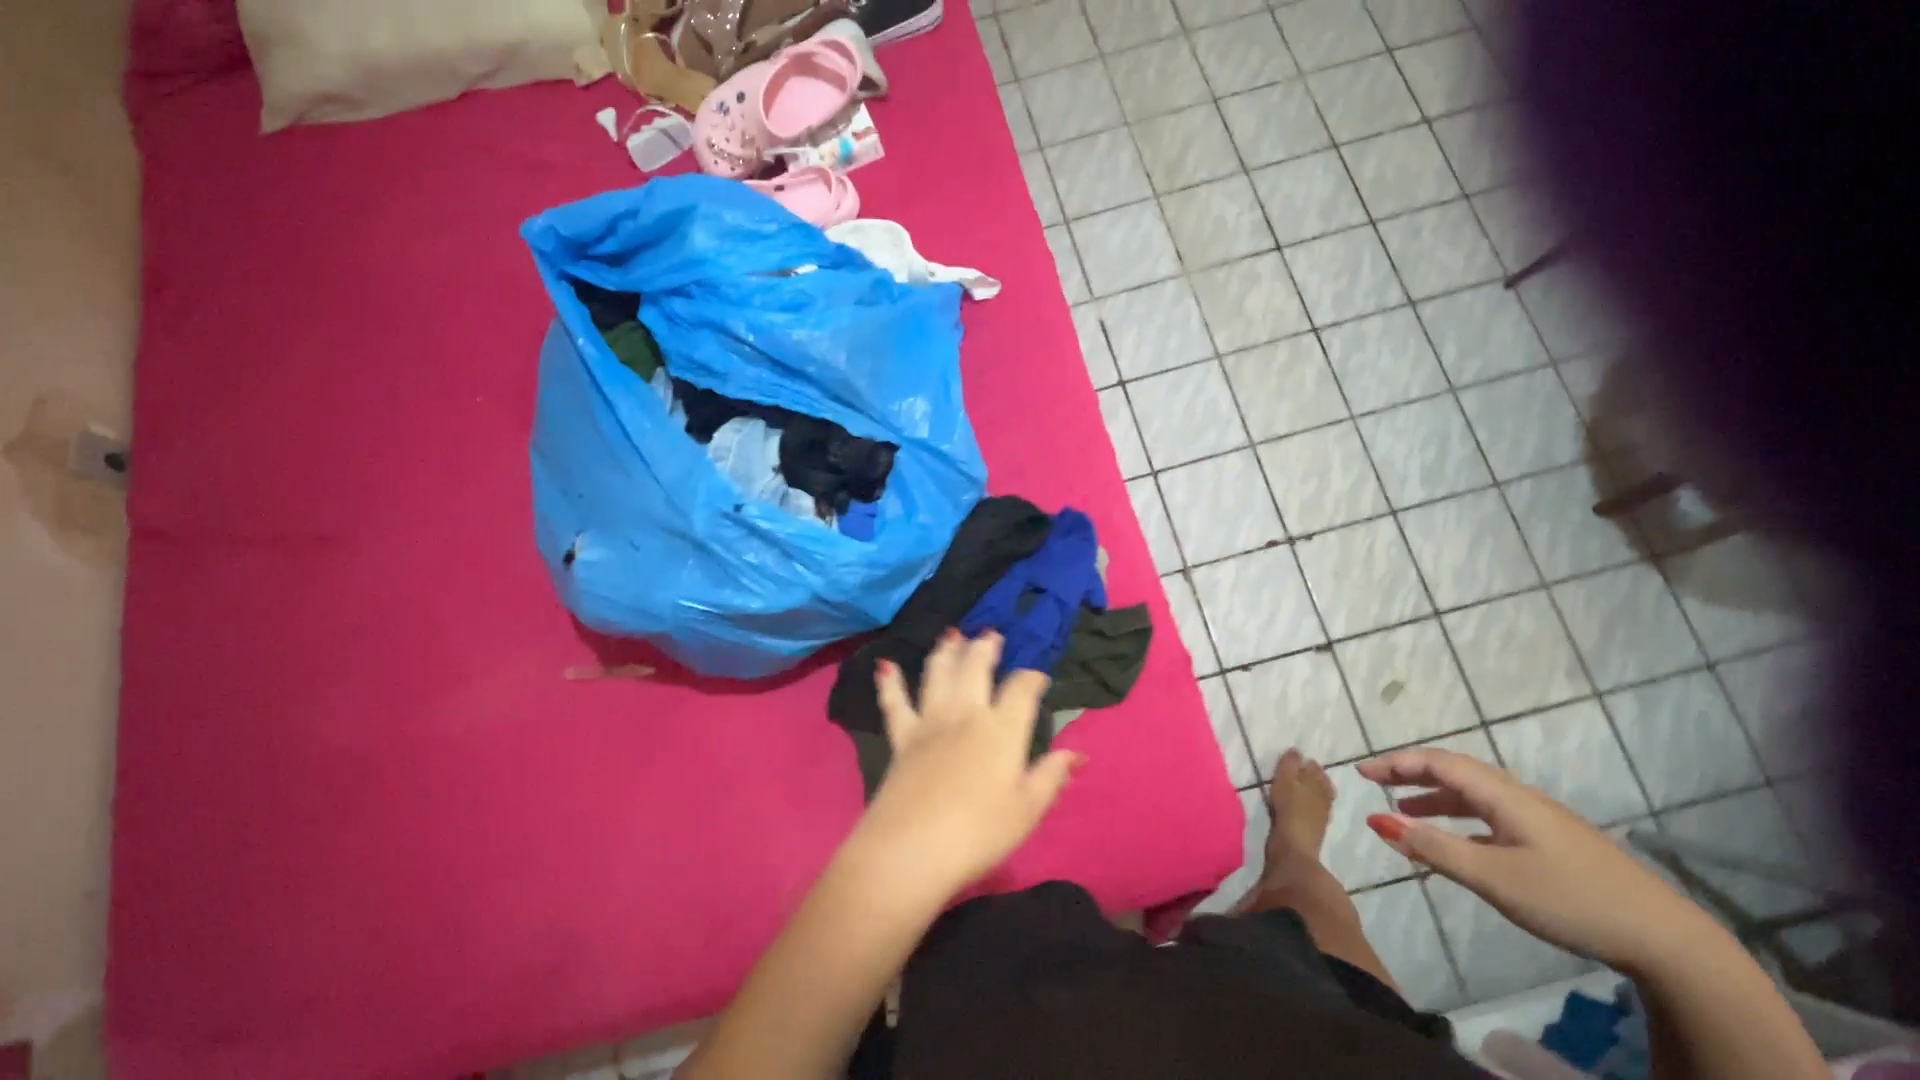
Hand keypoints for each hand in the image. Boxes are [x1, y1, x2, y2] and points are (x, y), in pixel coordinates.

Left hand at [854, 630, 1082, 892]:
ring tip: (952, 634)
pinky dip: (890, 683)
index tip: (1038, 675)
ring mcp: (930, 723)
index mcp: (1003, 730)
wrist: (912, 848)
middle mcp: (966, 715)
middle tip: (991, 634)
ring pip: (938, 675)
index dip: (1032, 677)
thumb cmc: (979, 833)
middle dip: (986, 648)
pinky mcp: (901, 739)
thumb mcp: (1027, 810)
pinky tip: (885, 666)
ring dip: (946, 652)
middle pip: (976, 669)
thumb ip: (1050, 777)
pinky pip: (894, 703)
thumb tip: (1076, 754)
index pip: (1022, 690)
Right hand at [1358, 748, 1709, 972]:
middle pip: (1457, 773)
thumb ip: (1434, 848)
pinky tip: (1454, 842)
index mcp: (1505, 797)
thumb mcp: (1492, 876)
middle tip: (1374, 782)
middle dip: (1412, 774)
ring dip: (1435, 798)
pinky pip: (1491, 818)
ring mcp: (1539, 821)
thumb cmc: (1570, 899)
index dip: (1398, 763)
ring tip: (1403, 813)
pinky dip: (1460, 820)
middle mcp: (1520, 799)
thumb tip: (1379, 822)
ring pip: (1475, 796)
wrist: (1660, 936)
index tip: (1361, 772)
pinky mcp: (1551, 844)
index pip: (1441, 763)